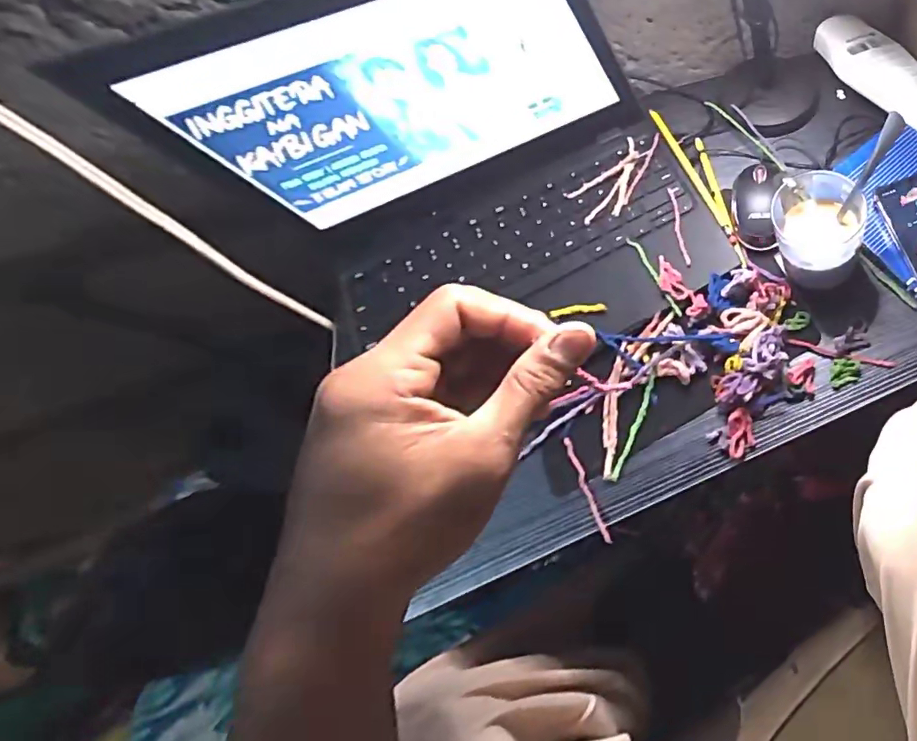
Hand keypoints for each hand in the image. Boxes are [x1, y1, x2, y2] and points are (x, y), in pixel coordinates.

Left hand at [273, 285, 597, 602]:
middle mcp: (369, 377)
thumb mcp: (486, 448)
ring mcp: (371, 405)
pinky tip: (512, 414)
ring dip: (500, 372)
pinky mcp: (380, 429)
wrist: (335, 610)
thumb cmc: (412, 526)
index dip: (512, 317)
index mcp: (380, 373)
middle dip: (511, 345)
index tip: (555, 350)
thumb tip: (581, 332)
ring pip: (450, 361)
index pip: (456, 306)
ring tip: (543, 397)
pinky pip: (438, 391)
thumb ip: (533, 383)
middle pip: (453, 330)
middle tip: (558, 376)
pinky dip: (478, 395)